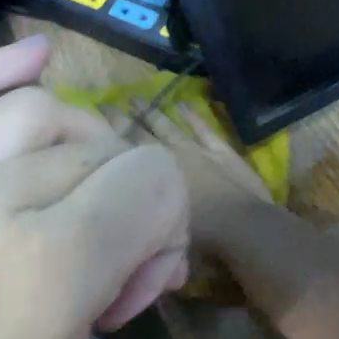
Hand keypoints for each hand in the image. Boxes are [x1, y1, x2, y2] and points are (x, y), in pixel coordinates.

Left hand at [0, 36, 190, 338]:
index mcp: (35, 275)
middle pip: (91, 150)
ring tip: (69, 194)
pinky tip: (31, 59)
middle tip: (105, 272)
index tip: (137, 291)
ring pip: (26, 113)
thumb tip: (92, 281)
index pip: (149, 185)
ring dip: (74, 145)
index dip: (166, 232)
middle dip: (122, 198)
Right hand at [111, 102, 275, 260]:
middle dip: (125, 119)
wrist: (243, 227)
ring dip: (153, 112)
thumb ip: (144, 218)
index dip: (110, 136)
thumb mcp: (162, 233)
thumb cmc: (200, 240)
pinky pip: (204, 129)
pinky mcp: (222, 152)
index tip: (95, 121)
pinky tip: (183, 104)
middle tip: (109, 103)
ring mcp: (197, 151)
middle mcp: (170, 158)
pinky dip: (193, 116)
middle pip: (142, 134)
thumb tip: (126, 220)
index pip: (125, 153)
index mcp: (153, 179)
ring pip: (169, 127)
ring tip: (137, 98)